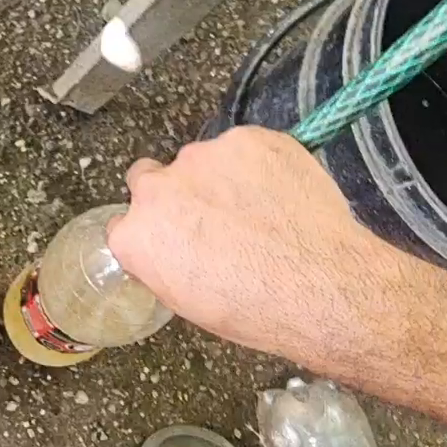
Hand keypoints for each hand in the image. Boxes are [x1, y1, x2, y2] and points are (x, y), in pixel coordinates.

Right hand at [108, 126, 446, 372]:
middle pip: (149, 178)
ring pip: (201, 161)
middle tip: (211, 216)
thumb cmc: (256, 308)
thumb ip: (163, 260)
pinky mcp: (245, 138)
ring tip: (258, 208)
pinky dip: (256, 164)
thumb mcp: (188, 301)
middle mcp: (158, 189)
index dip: (152, 229)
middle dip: (173, 193)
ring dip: (218, 177)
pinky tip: (279, 193)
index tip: (174, 237)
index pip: (125, 221)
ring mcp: (202, 157)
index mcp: (136, 235)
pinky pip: (242, 147)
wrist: (320, 284)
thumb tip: (172, 247)